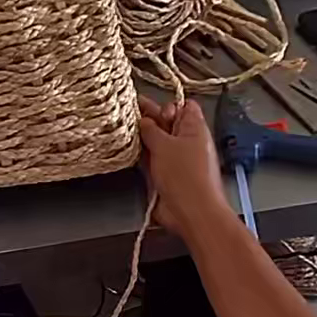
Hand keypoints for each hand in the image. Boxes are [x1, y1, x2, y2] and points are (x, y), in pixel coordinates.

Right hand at [138, 96, 234, 242]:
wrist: (191, 212)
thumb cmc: (186, 176)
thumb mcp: (164, 144)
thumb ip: (151, 129)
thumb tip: (143, 120)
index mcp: (194, 129)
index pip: (184, 106)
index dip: (167, 104)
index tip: (147, 105)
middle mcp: (186, 143)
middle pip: (167, 124)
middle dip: (149, 119)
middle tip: (127, 113)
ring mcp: (176, 161)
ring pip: (157, 143)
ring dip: (142, 138)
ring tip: (122, 129)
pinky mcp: (165, 176)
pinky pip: (151, 161)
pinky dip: (140, 156)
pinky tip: (126, 150)